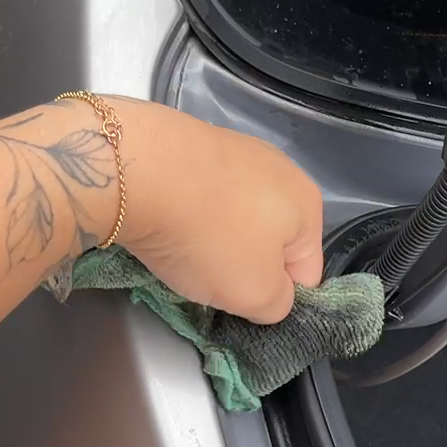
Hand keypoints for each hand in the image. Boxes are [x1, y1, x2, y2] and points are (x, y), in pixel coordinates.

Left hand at [107, 98, 323, 323]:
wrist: (139, 170)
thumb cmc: (207, 235)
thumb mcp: (256, 295)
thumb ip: (277, 303)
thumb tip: (271, 292)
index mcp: (307, 204)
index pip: (305, 273)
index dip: (274, 299)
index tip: (239, 303)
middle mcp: (279, 168)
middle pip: (264, 241)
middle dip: (238, 266)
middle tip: (205, 276)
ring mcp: (234, 150)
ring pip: (229, 218)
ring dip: (208, 239)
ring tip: (178, 245)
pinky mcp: (191, 143)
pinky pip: (196, 195)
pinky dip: (182, 211)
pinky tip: (161, 216)